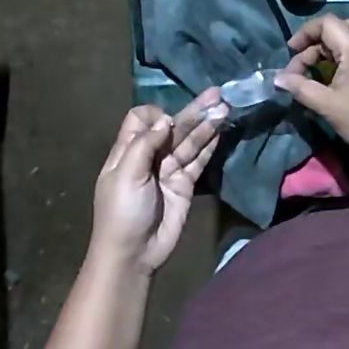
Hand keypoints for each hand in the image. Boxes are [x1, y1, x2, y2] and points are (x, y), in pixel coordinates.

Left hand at [90, 89, 226, 274]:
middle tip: (216, 95)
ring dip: (205, 125)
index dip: (156, 115)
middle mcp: (150, 156)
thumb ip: (145, 145)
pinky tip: (221, 131)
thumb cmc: (122, 211)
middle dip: (192, 112)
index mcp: (128, 151)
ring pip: (189, 142)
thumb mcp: (126, 175)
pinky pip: (198, 161)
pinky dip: (209, 146)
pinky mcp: (185, 185)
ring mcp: (168, 170)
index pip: (141, 120)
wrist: (134, 253)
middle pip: (172, 128)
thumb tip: (167, 119)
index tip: (168, 121)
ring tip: (225, 109)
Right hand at [275, 14, 348, 165]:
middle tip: (305, 63)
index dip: (305, 33)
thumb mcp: (326, 104)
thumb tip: (278, 78)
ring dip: (336, 42)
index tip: (292, 52)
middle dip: (318, 40)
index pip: (327, 24)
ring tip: (324, 62)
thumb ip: (300, 87)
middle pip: (341, 26)